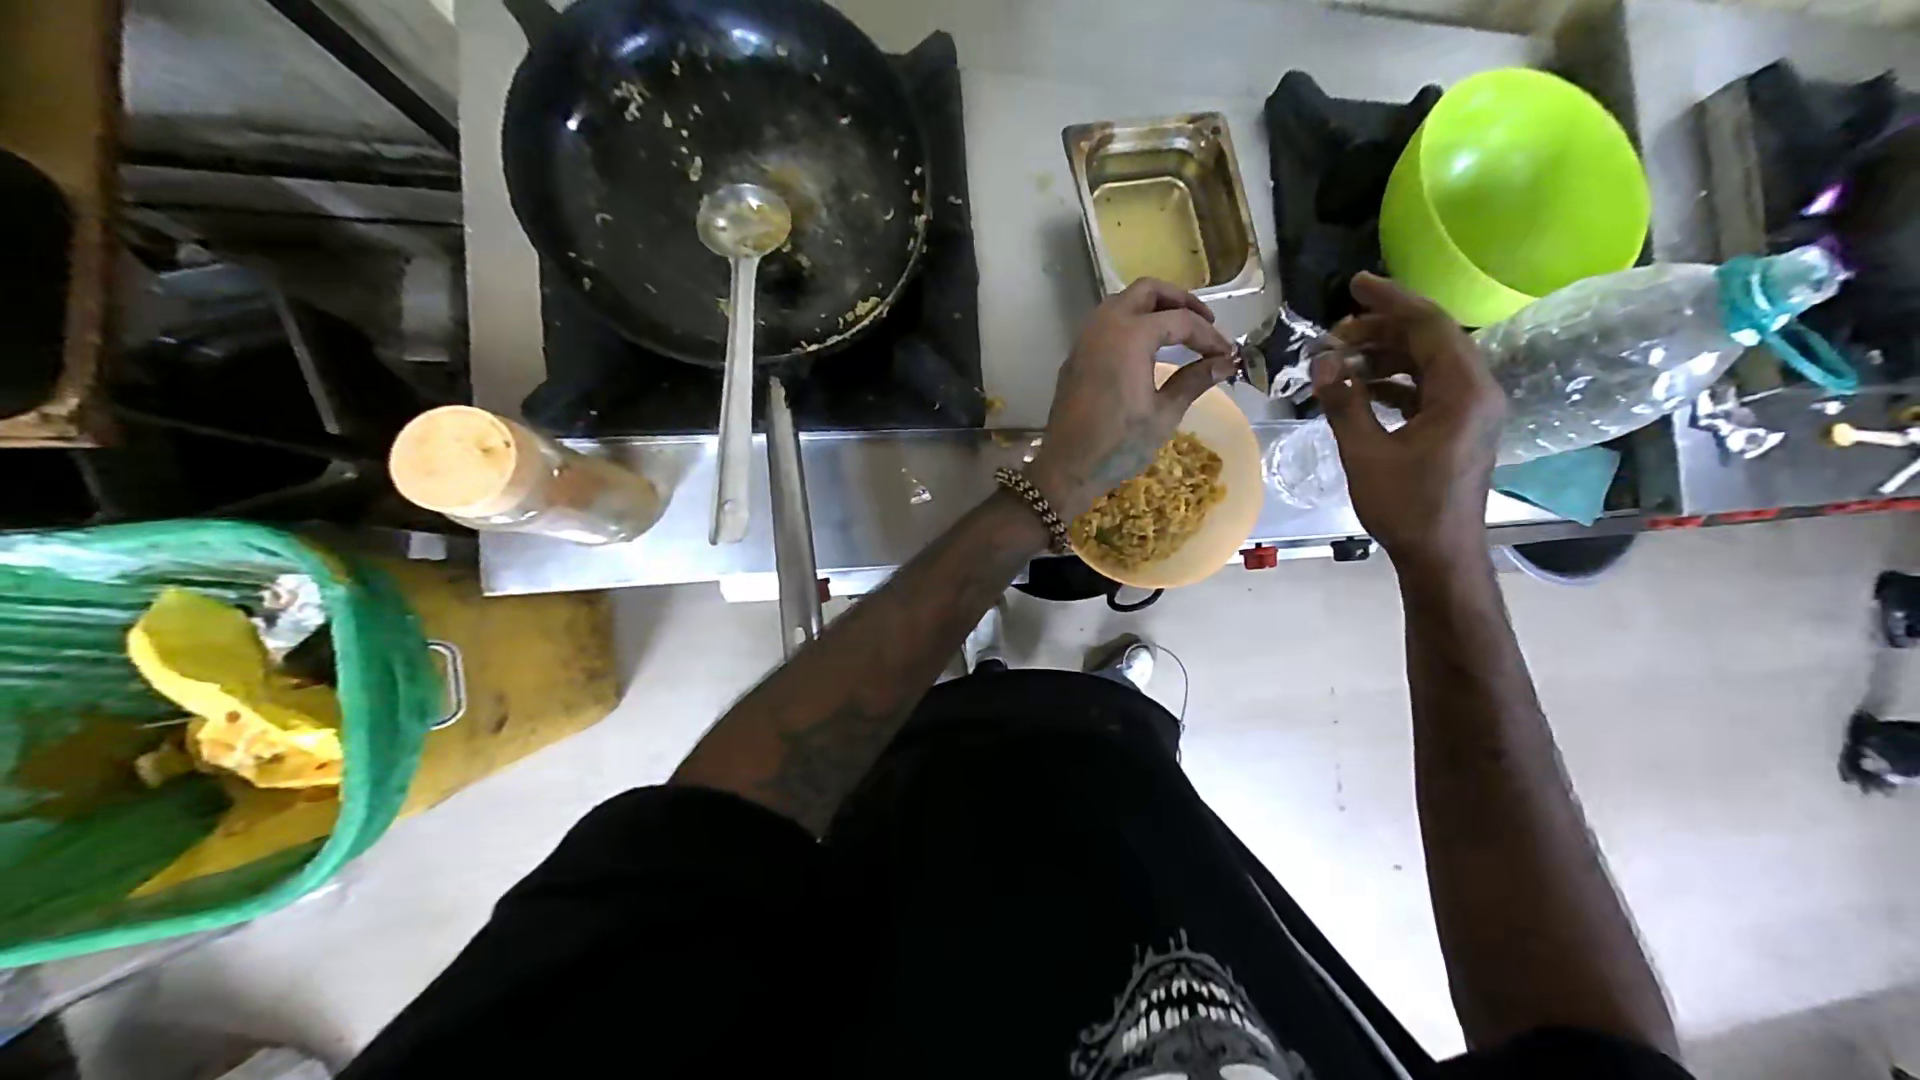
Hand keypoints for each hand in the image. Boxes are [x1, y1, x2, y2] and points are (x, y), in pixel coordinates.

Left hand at [1026, 278, 1236, 518]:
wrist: (1067, 467)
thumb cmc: (1118, 444)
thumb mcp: (1164, 413)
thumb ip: (1194, 380)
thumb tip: (1225, 363)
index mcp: (1129, 336)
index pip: (1180, 321)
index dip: (1208, 336)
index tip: (1227, 354)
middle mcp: (1104, 326)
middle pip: (1147, 292)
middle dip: (1180, 301)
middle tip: (1204, 323)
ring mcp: (1084, 340)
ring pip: (1122, 303)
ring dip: (1152, 309)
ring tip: (1179, 333)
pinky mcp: (1075, 357)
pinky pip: (1105, 324)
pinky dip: (1130, 324)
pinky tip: (1147, 349)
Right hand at [1314, 272, 1504, 571]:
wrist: (1439, 552)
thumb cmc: (1405, 505)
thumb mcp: (1365, 452)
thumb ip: (1343, 403)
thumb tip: (1321, 363)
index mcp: (1463, 391)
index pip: (1429, 325)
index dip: (1390, 301)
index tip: (1354, 284)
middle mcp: (1476, 390)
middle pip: (1429, 340)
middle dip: (1380, 330)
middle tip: (1333, 334)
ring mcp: (1469, 409)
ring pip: (1426, 362)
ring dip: (1383, 356)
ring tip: (1338, 360)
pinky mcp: (1457, 425)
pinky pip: (1425, 387)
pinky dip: (1391, 381)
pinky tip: (1357, 388)